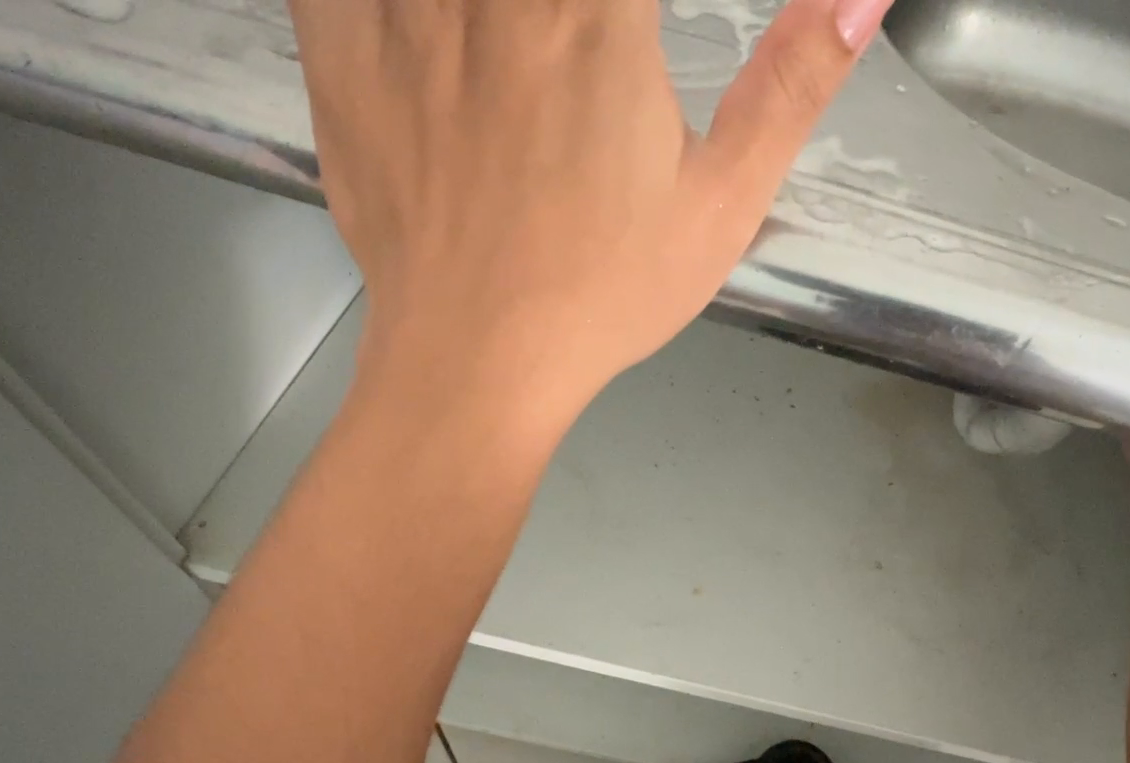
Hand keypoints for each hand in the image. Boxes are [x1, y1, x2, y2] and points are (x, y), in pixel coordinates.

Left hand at [290, 0, 896, 420]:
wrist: (478, 361)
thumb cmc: (604, 294)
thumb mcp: (723, 203)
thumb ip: (792, 85)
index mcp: (595, 19)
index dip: (632, 8)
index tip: (636, 37)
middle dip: (574, 11)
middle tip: (591, 43)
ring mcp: (401, 12)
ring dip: (497, 11)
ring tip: (528, 48)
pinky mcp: (337, 48)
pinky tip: (440, 30)